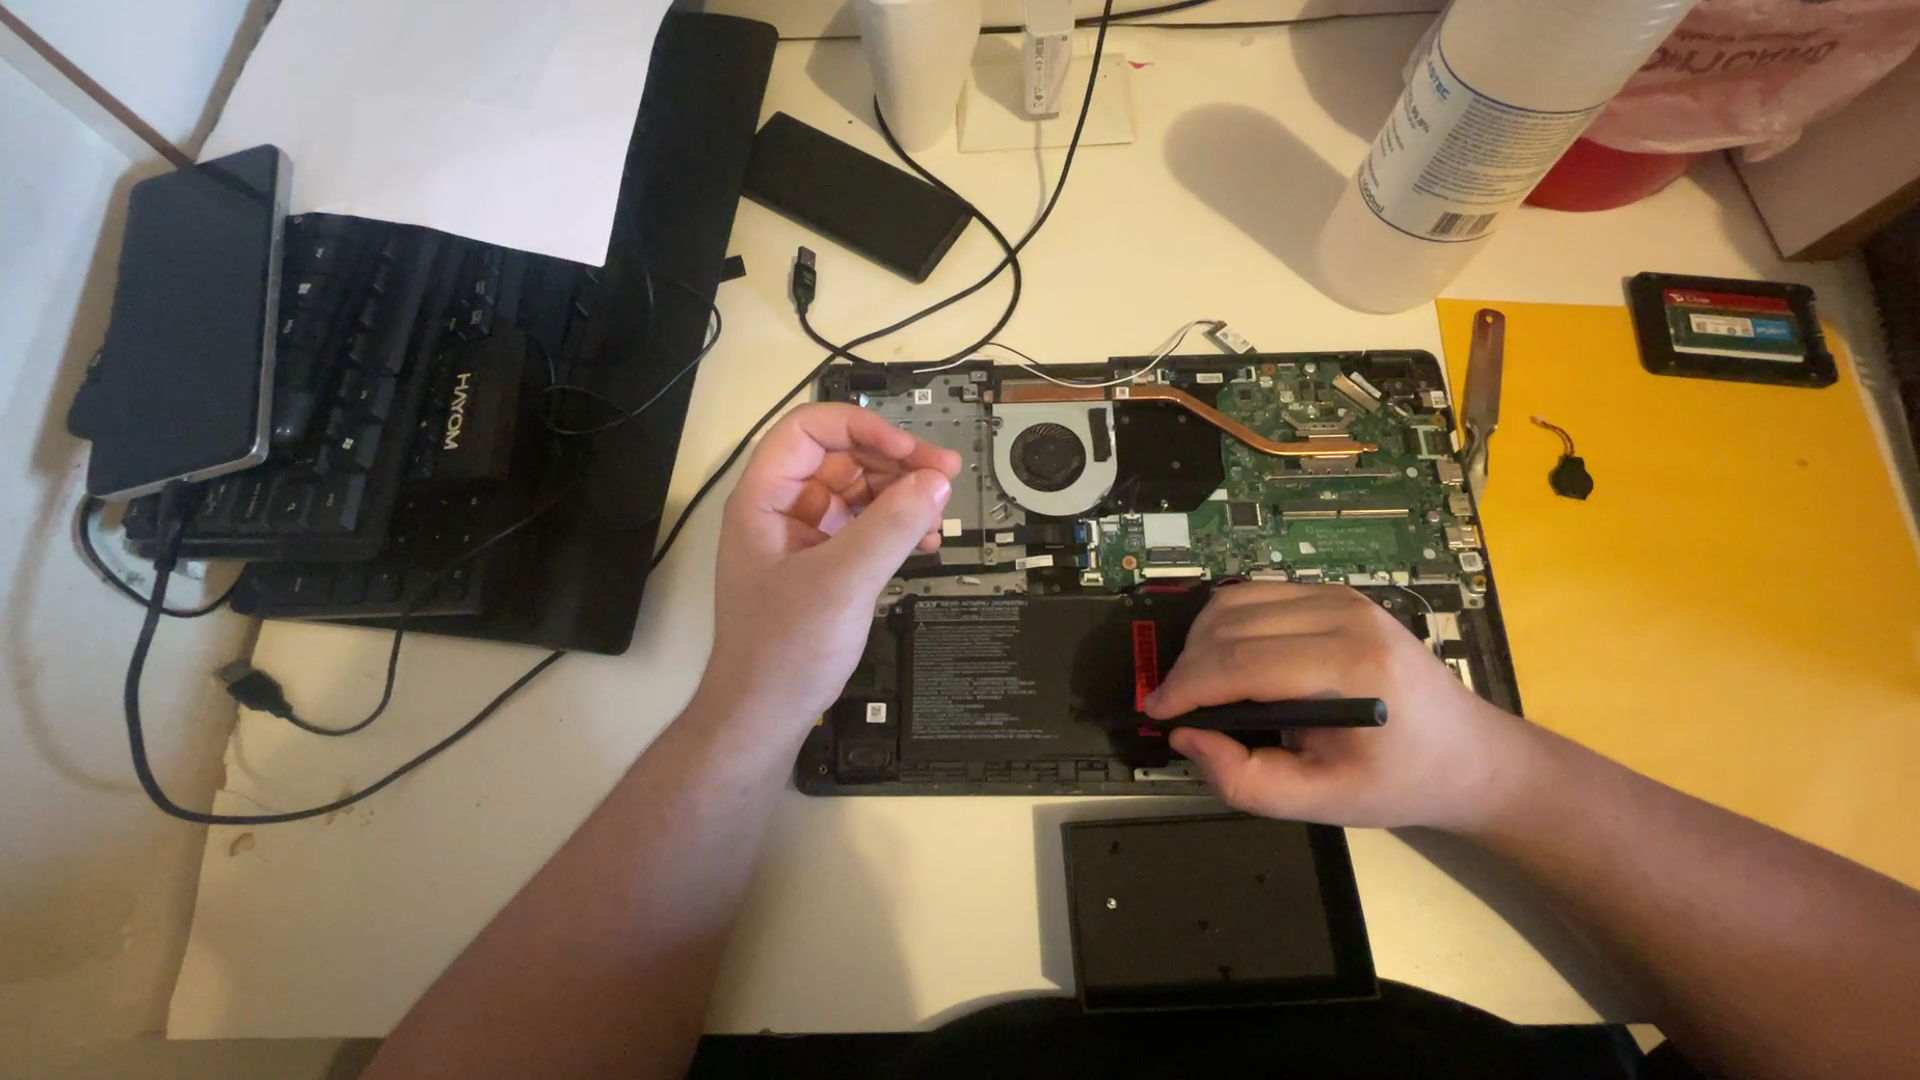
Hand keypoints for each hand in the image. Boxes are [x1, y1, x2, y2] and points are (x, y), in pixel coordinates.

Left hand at [697, 403, 960, 729]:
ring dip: (902, 495)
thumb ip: (890, 527)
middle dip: (894, 461)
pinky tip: (926, 542)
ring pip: (859, 491)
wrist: (766, 714)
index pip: (809, 431)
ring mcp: (806, 537)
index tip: (910, 451)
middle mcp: (784, 509)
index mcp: (766, 498)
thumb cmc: (785, 650)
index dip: (861, 428)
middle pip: (842, 457)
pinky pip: (867, 527)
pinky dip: (898, 528)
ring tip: (939, 513)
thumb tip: (936, 483)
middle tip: (944, 476)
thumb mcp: (842, 582)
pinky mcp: (827, 565)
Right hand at [1142, 583, 1537, 831]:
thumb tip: (1186, 737)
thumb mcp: (1322, 803)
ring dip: (1199, 641)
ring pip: (1234, 602)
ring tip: (1196, 684)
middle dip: (1186, 667)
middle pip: (1230, 626)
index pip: (1241, 664)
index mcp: (1351, 669)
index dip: (1186, 688)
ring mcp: (1341, 596)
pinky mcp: (1334, 593)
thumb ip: (1244, 781)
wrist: (1468, 752)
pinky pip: (1254, 595)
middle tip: (1173, 706)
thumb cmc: (1397, 782)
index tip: (1154, 712)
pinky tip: (1225, 658)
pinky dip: (1223, 624)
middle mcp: (1346, 616)